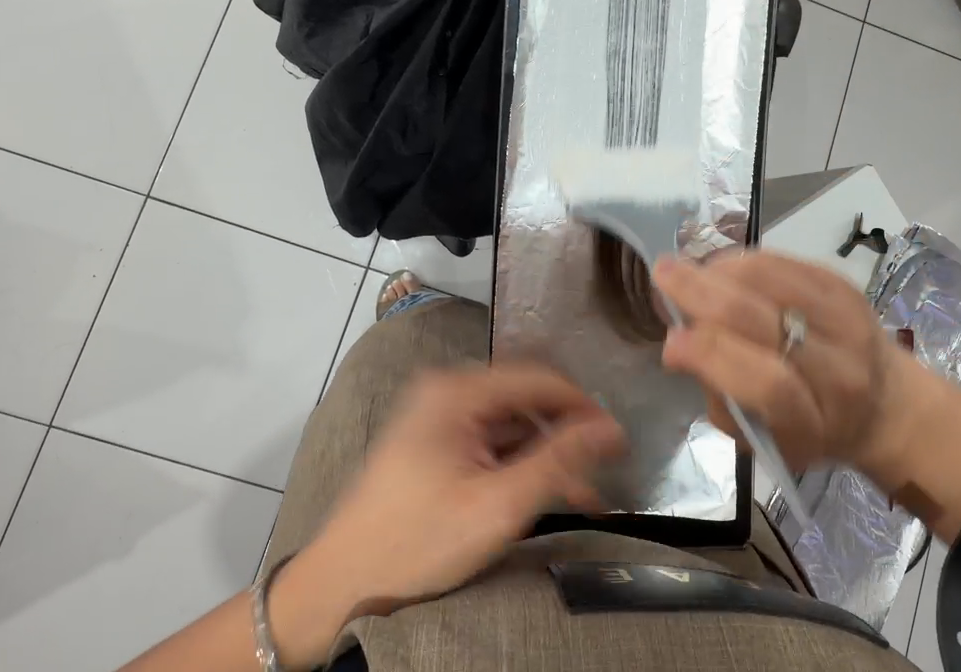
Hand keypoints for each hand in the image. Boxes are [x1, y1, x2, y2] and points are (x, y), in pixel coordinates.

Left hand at [276, 364, 624, 661]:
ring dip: (546, 457)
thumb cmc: (416, 542)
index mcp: (455, 391)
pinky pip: (490, 444)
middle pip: (525, 401)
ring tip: (585, 496)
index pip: (539, 378)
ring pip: (511, 426)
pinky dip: (519, 467)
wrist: (342, 582)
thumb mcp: (497, 505)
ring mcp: (438, 418)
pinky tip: (545, 497)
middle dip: (566, 436)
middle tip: (606, 472)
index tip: (618, 441)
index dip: (583, 407)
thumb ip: (558, 461)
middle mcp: (446, 392)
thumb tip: (609, 428)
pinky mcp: (435, 445)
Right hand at [654, 251, 917, 477]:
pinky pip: (784, 261)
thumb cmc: (810, 429)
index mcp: (815, 421)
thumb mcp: (766, 440)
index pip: (766, 383)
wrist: (884, 405)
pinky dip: (742, 260)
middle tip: (661, 275)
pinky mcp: (845, 287)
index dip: (712, 357)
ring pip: (769, 279)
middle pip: (762, 319)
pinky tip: (720, 268)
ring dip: (718, 269)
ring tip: (689, 271)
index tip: (670, 342)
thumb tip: (677, 345)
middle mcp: (839, 369)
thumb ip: (722, 399)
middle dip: (700, 292)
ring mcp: (846, 321)